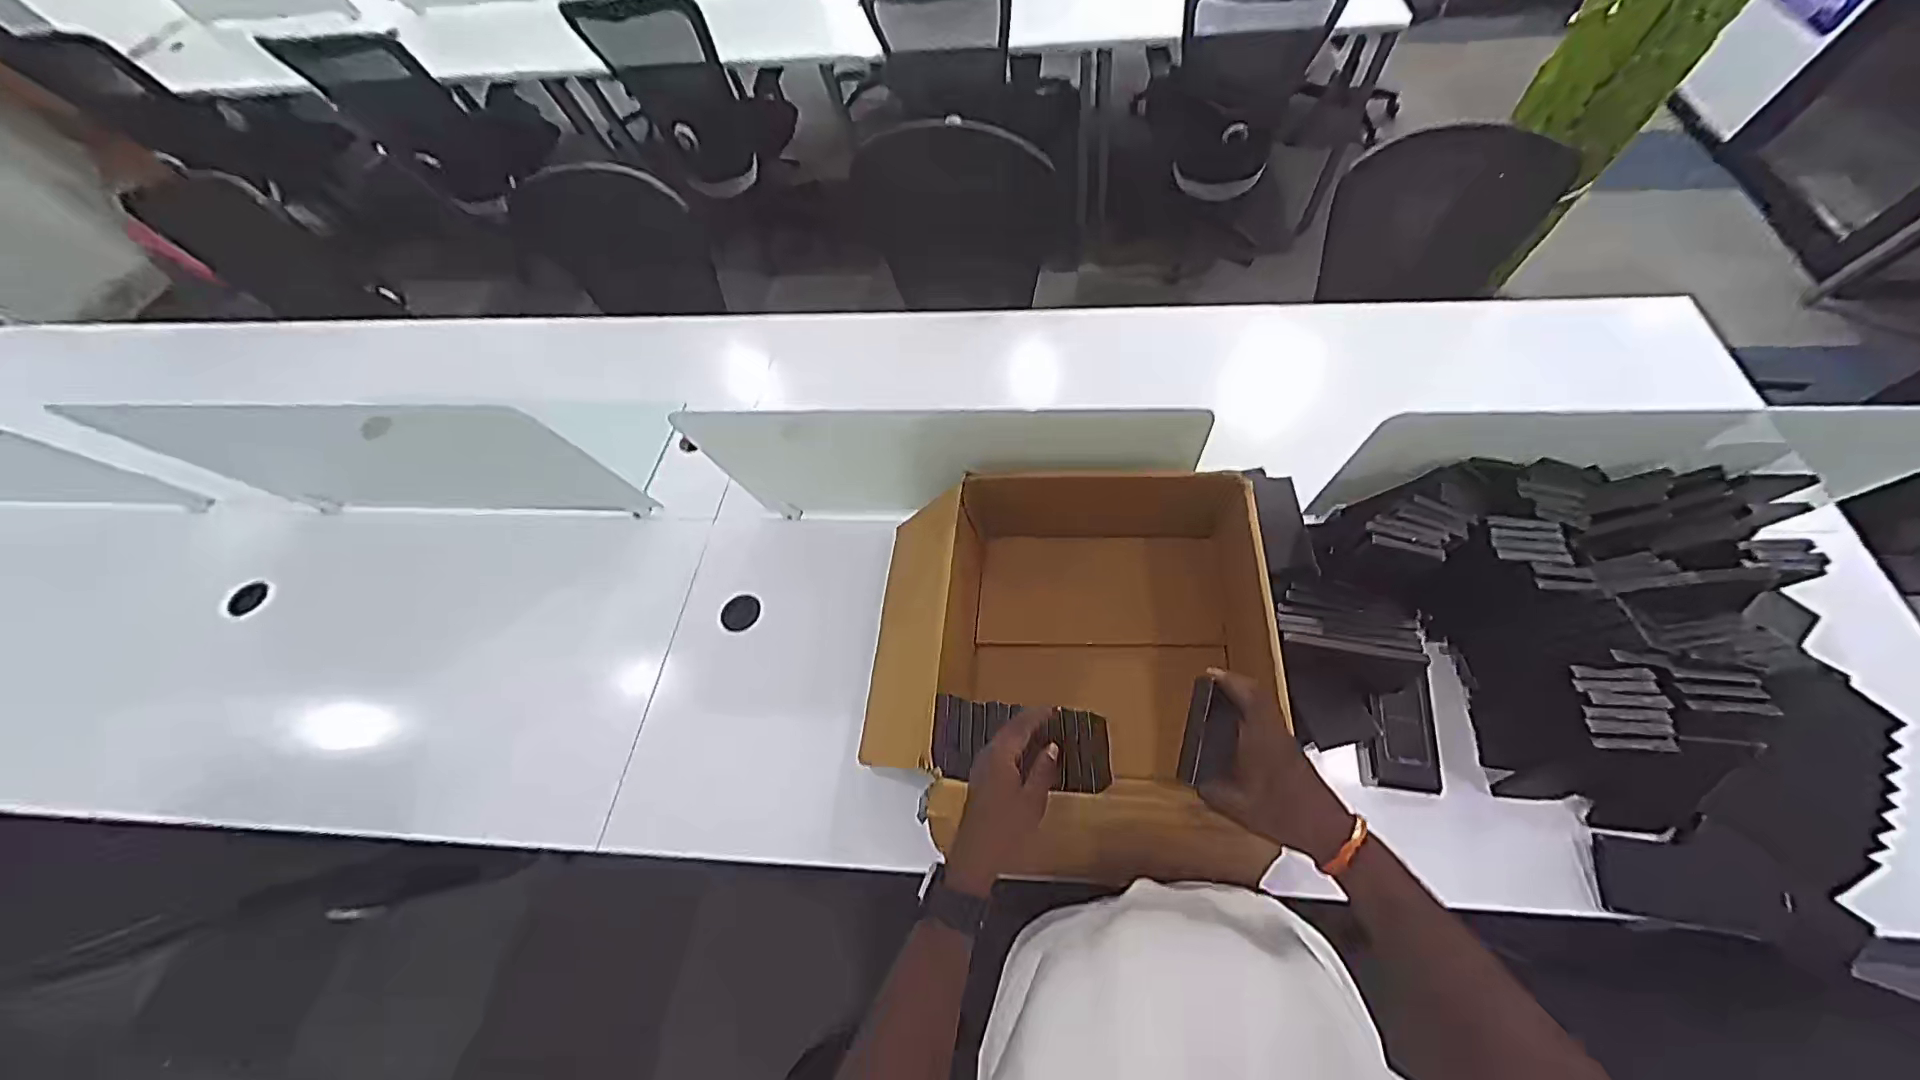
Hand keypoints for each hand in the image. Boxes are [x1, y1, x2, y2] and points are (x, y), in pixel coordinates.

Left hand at [947, 706, 1060, 895]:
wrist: (976, 857)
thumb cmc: (1006, 829)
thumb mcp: (1032, 799)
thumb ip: (1043, 769)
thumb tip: (1052, 746)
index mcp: (1000, 755)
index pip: (1020, 726)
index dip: (1037, 716)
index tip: (1054, 709)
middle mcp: (987, 756)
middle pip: (1009, 730)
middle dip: (1029, 722)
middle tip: (1050, 717)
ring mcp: (981, 767)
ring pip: (1003, 741)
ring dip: (1021, 734)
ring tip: (1042, 732)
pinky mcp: (981, 779)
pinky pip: (1000, 753)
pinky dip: (1015, 747)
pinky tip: (1026, 755)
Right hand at [1198, 668, 1354, 864]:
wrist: (1325, 831)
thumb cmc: (1286, 815)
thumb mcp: (1236, 805)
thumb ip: (1212, 789)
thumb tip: (1197, 781)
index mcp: (1262, 739)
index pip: (1250, 695)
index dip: (1230, 680)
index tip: (1213, 674)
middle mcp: (1276, 735)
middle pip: (1260, 697)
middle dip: (1236, 685)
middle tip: (1217, 683)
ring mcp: (1287, 744)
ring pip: (1267, 709)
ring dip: (1247, 699)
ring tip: (1227, 701)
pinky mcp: (1294, 755)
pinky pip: (1270, 724)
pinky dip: (1254, 718)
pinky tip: (1243, 733)